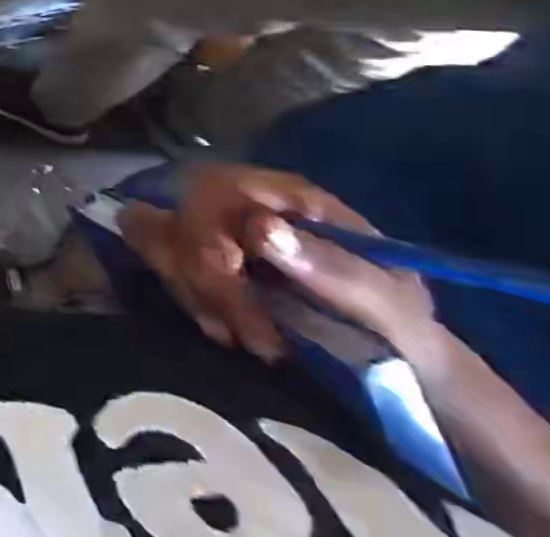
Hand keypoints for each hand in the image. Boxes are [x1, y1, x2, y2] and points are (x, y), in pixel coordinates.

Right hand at [121, 163, 437, 360]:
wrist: (393, 361)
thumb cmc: (396, 327)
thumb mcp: (392, 307)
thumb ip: (335, 268)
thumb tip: (260, 227)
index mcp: (289, 197)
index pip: (219, 188)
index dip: (210, 232)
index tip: (235, 284)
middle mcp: (240, 199)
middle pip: (182, 212)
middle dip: (205, 277)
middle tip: (253, 336)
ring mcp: (210, 223)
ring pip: (156, 232)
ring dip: (191, 290)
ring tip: (241, 338)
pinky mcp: (191, 250)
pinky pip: (154, 254)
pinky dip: (179, 292)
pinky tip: (218, 326)